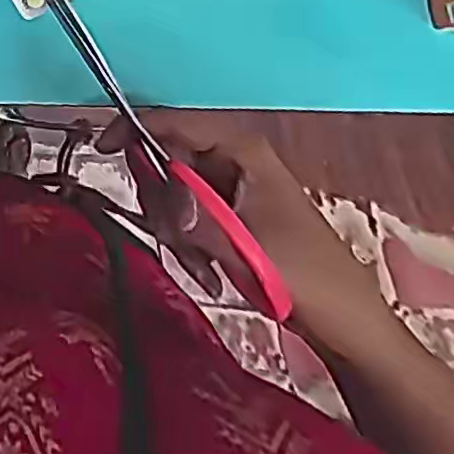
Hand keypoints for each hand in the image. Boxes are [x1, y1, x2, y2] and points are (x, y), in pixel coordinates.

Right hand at [98, 111, 394, 346]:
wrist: (351, 330)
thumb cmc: (308, 279)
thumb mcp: (247, 246)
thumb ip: (196, 215)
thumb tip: (157, 192)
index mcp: (241, 150)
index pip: (172, 122)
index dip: (132, 129)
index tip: (102, 150)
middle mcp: (231, 158)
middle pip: (165, 158)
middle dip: (163, 203)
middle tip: (176, 239)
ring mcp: (229, 185)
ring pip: (171, 191)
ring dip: (176, 231)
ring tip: (201, 267)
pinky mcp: (228, 212)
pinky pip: (185, 215)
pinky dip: (187, 243)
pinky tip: (208, 273)